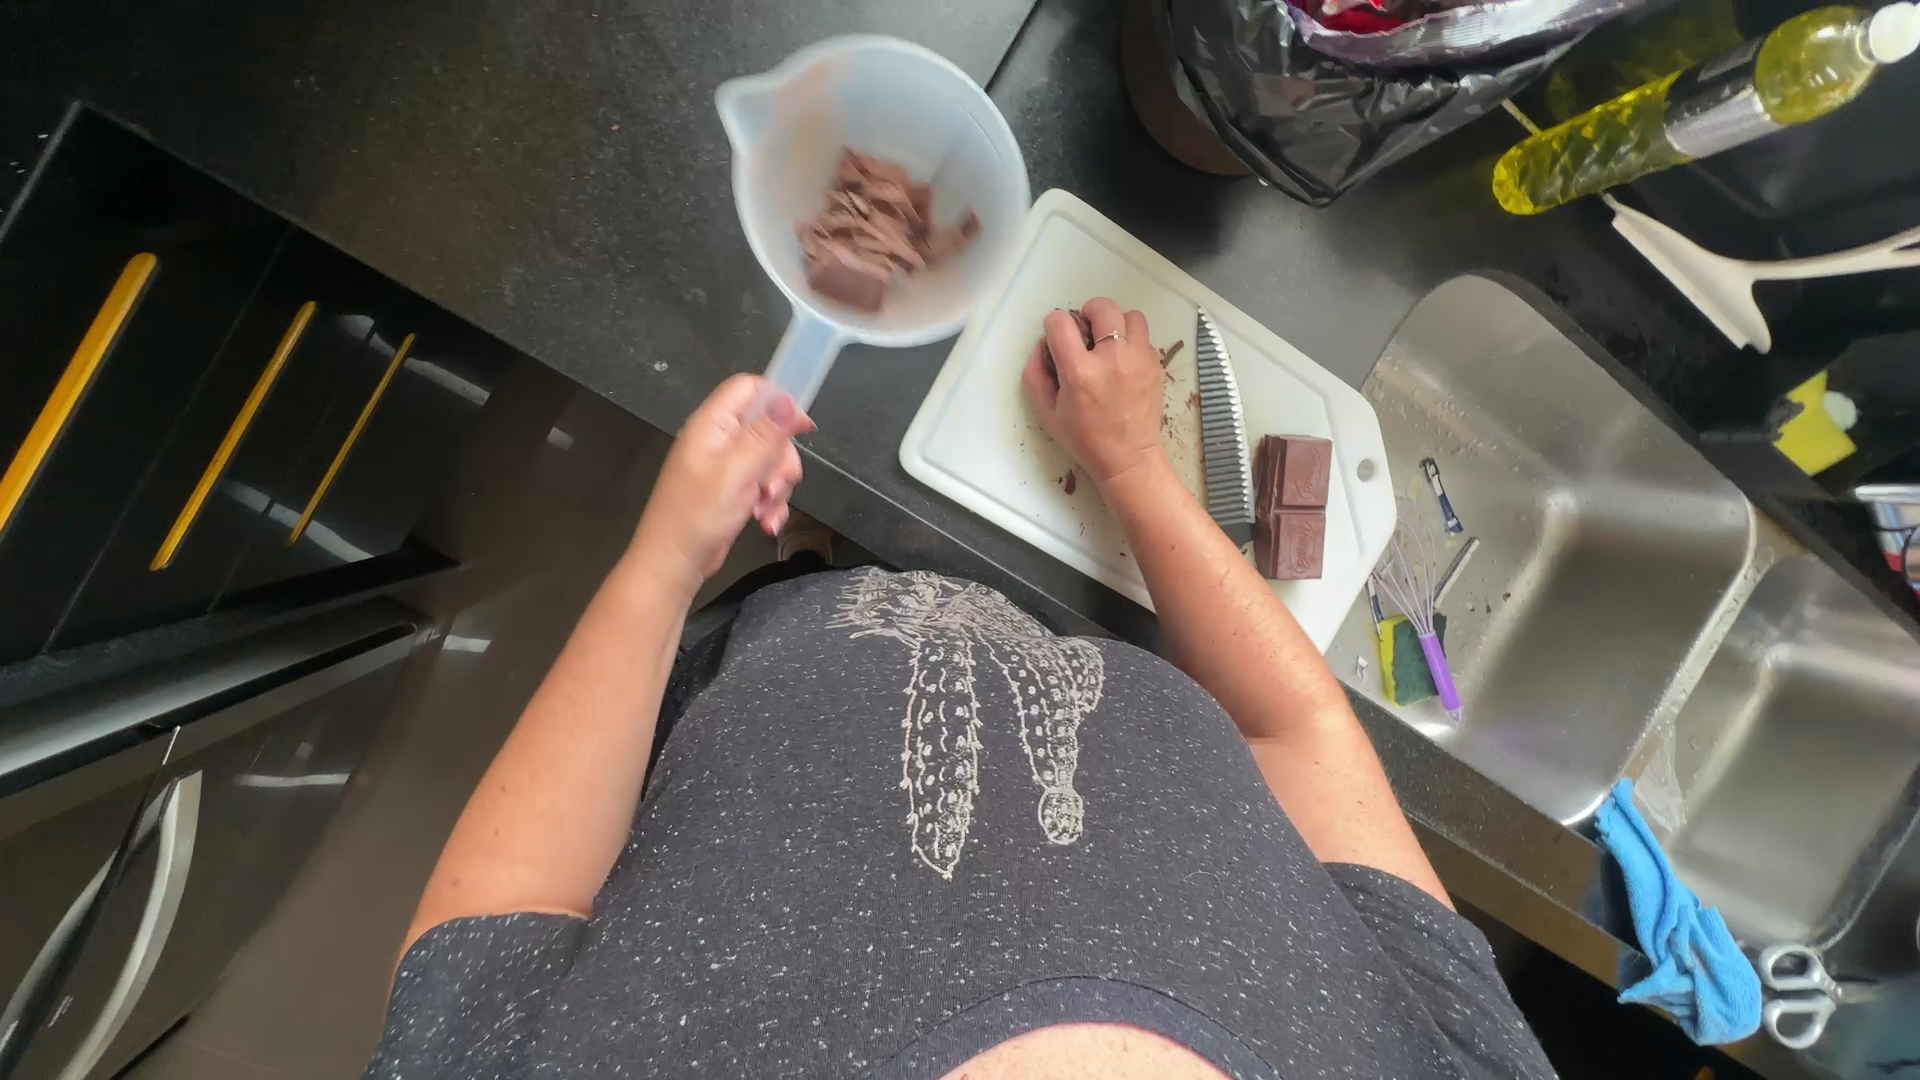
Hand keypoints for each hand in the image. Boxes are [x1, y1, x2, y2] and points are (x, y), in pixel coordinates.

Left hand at [633, 375, 812, 591]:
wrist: (676, 561)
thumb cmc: (699, 514)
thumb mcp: (738, 471)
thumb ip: (766, 434)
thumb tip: (788, 400)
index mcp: (713, 425)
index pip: (750, 388)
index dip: (780, 401)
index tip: (802, 429)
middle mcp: (720, 440)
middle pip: (769, 429)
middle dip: (781, 460)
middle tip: (775, 485)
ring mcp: (727, 466)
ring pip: (772, 461)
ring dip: (777, 487)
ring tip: (765, 510)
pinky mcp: (734, 490)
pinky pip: (765, 485)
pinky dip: (771, 504)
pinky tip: (765, 522)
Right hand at [1021, 297, 1165, 486]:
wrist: (1128, 458)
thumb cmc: (1084, 439)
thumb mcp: (1047, 413)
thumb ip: (1035, 376)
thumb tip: (1040, 346)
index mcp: (1079, 372)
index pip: (1060, 322)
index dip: (1053, 324)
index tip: (1056, 337)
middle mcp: (1111, 359)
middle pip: (1102, 307)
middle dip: (1088, 312)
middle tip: (1085, 331)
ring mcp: (1138, 359)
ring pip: (1130, 315)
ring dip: (1116, 323)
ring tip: (1109, 342)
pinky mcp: (1155, 365)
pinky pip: (1144, 336)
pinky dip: (1131, 341)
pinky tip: (1123, 361)